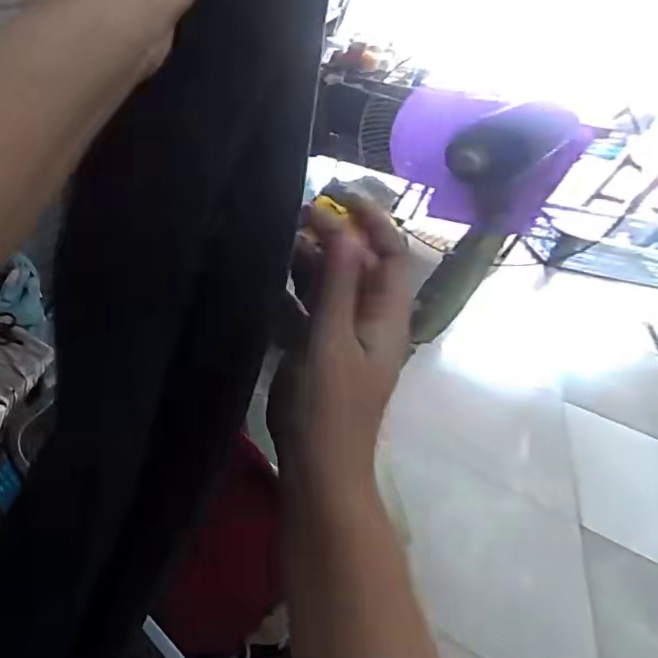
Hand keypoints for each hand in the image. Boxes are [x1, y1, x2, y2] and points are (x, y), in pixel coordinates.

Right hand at [269, 195, 413, 487]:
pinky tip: (266, 277)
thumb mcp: (332, 340)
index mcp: (387, 316)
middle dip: (333, 236)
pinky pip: (308, 307)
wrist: (318, 461)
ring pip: (331, 284)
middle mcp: (370, 319)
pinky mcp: (317, 348)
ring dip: (309, 259)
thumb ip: (338, 286)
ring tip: (276, 237)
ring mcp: (342, 334)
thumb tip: (343, 231)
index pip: (392, 254)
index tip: (337, 196)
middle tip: (294, 213)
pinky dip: (292, 288)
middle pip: (359, 265)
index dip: (372, 221)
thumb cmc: (329, 404)